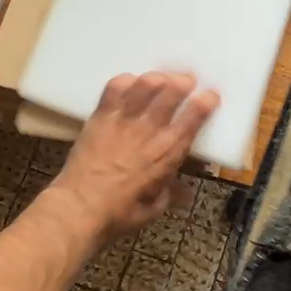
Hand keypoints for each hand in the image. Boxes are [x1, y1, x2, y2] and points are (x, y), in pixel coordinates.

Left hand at [47, 72, 219, 243]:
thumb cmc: (121, 213)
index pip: (196, 114)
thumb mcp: (157, 206)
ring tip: (159, 80)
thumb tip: (186, 192)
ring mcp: (125, 119)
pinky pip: (115, 87)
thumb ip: (172, 191)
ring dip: (157, 78)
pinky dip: (125, 81)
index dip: (207, 99)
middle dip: (184, 81)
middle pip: (173, 89)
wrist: (80, 208)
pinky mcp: (102, 116)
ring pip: (146, 83)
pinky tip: (129, 85)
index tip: (210, 95)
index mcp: (170, 150)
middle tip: (185, 81)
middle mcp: (151, 129)